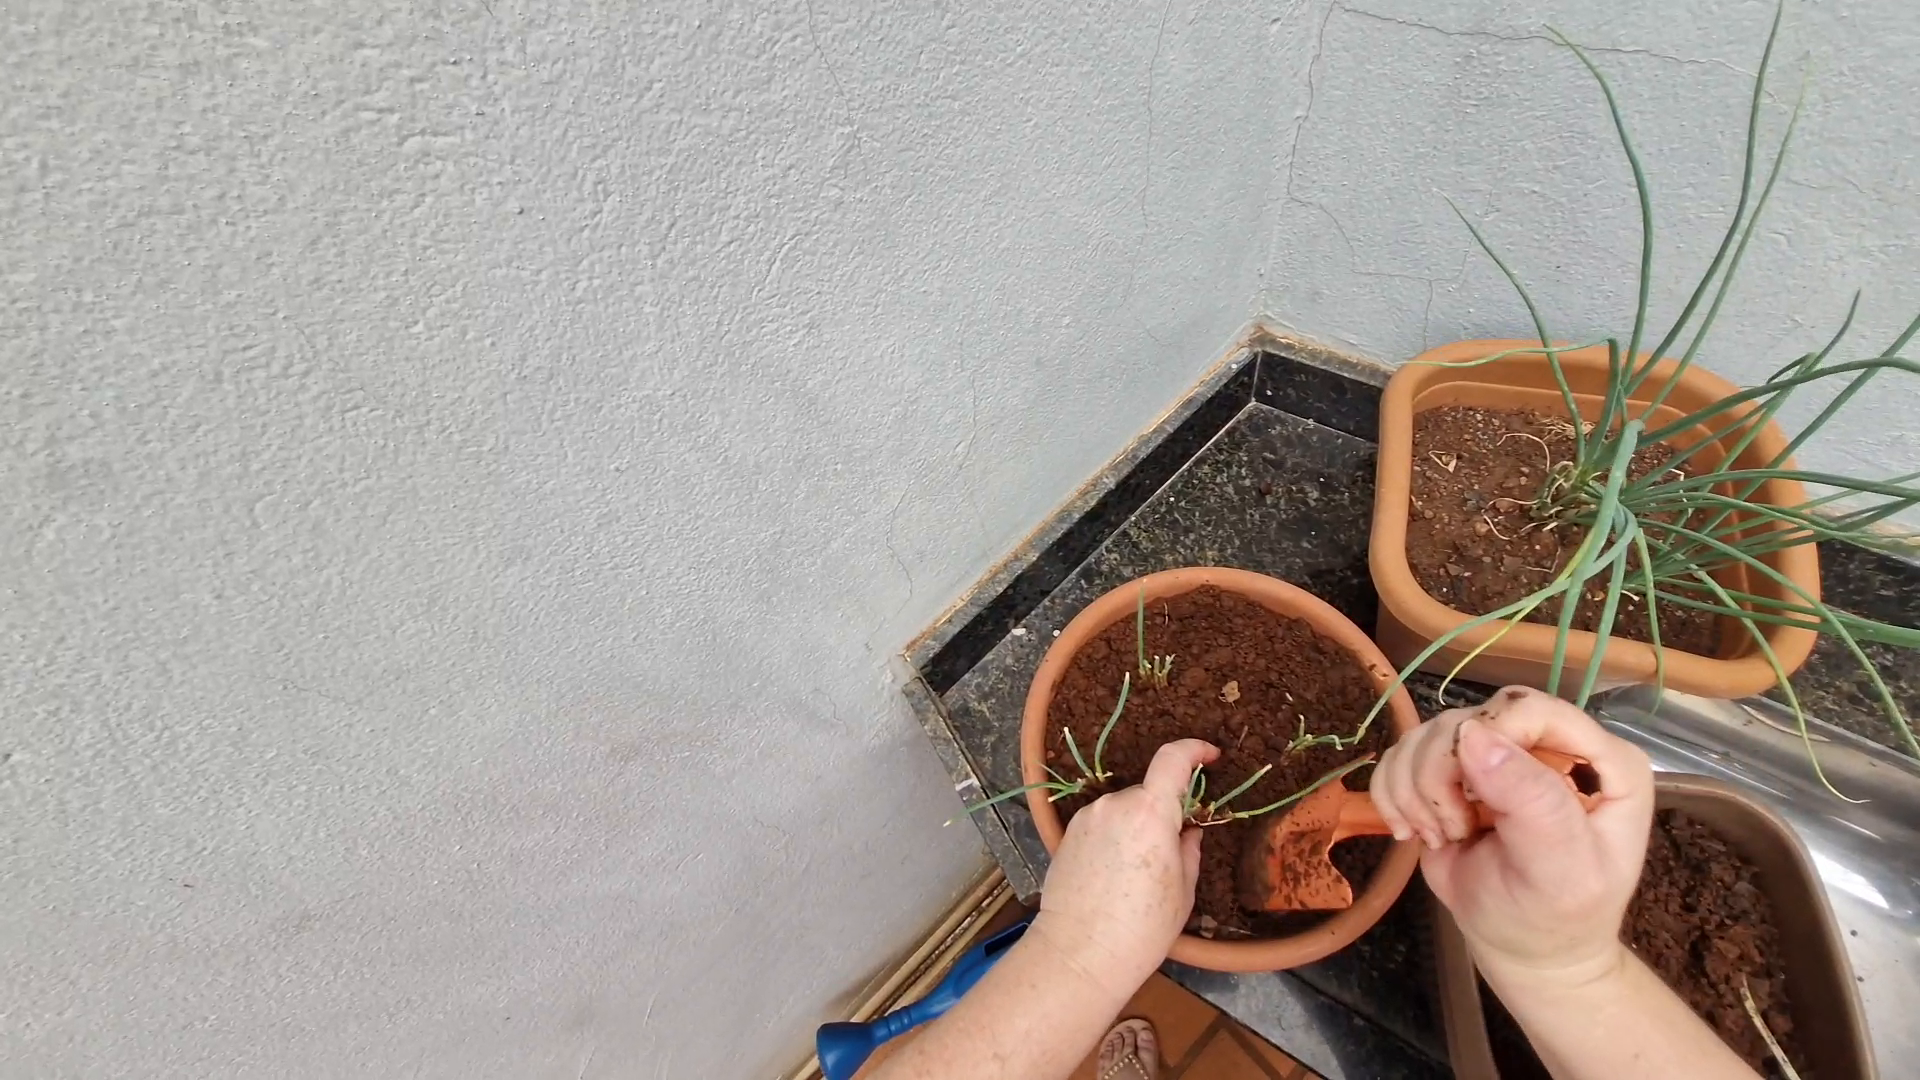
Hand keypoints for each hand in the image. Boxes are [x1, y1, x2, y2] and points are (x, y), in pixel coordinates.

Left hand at [1031, 739, 1219, 988]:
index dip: (1194, 750)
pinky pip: (1103, 823)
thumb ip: (1188, 849)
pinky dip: (1115, 836)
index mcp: (1150, 812)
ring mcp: (1089, 815)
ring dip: (1137, 827)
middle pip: (1148, 793)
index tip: (1210, 755)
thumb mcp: (1182, 891)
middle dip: (1163, 814)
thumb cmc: (1142, 927)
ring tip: (1137, 874)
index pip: (1173, 759)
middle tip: (1171, 853)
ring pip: (1124, 809)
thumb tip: (1188, 830)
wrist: (1080, 951)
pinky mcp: (1069, 830)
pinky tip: (1114, 873)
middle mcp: (1116, 803)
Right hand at [1369, 686, 1653, 990]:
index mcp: (1596, 759)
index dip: (1487, 741)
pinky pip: (1394, 755)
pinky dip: (1392, 795)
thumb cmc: (1555, 916)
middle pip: (1462, 720)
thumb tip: (1474, 735)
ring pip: (1420, 736)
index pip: (1527, 708)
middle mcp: (1540, 743)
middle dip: (1438, 776)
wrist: (1518, 941)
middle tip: (1452, 829)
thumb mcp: (1561, 872)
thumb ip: (1533, 804)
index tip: (1472, 797)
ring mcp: (1489, 752)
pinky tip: (1414, 830)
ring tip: (1439, 836)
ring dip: (1412, 792)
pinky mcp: (1444, 766)